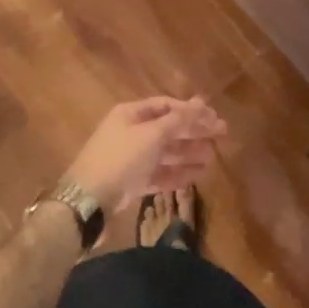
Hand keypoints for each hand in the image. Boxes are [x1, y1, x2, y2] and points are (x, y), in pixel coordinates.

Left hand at [65, 96, 227, 210]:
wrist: (86, 203)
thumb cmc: (120, 159)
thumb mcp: (151, 135)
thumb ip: (179, 121)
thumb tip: (201, 103)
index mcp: (131, 114)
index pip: (166, 105)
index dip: (191, 110)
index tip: (214, 117)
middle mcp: (130, 133)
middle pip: (168, 129)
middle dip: (194, 132)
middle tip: (222, 134)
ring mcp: (130, 159)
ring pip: (165, 153)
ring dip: (189, 153)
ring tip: (212, 157)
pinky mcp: (131, 183)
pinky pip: (159, 174)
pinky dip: (177, 174)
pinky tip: (197, 176)